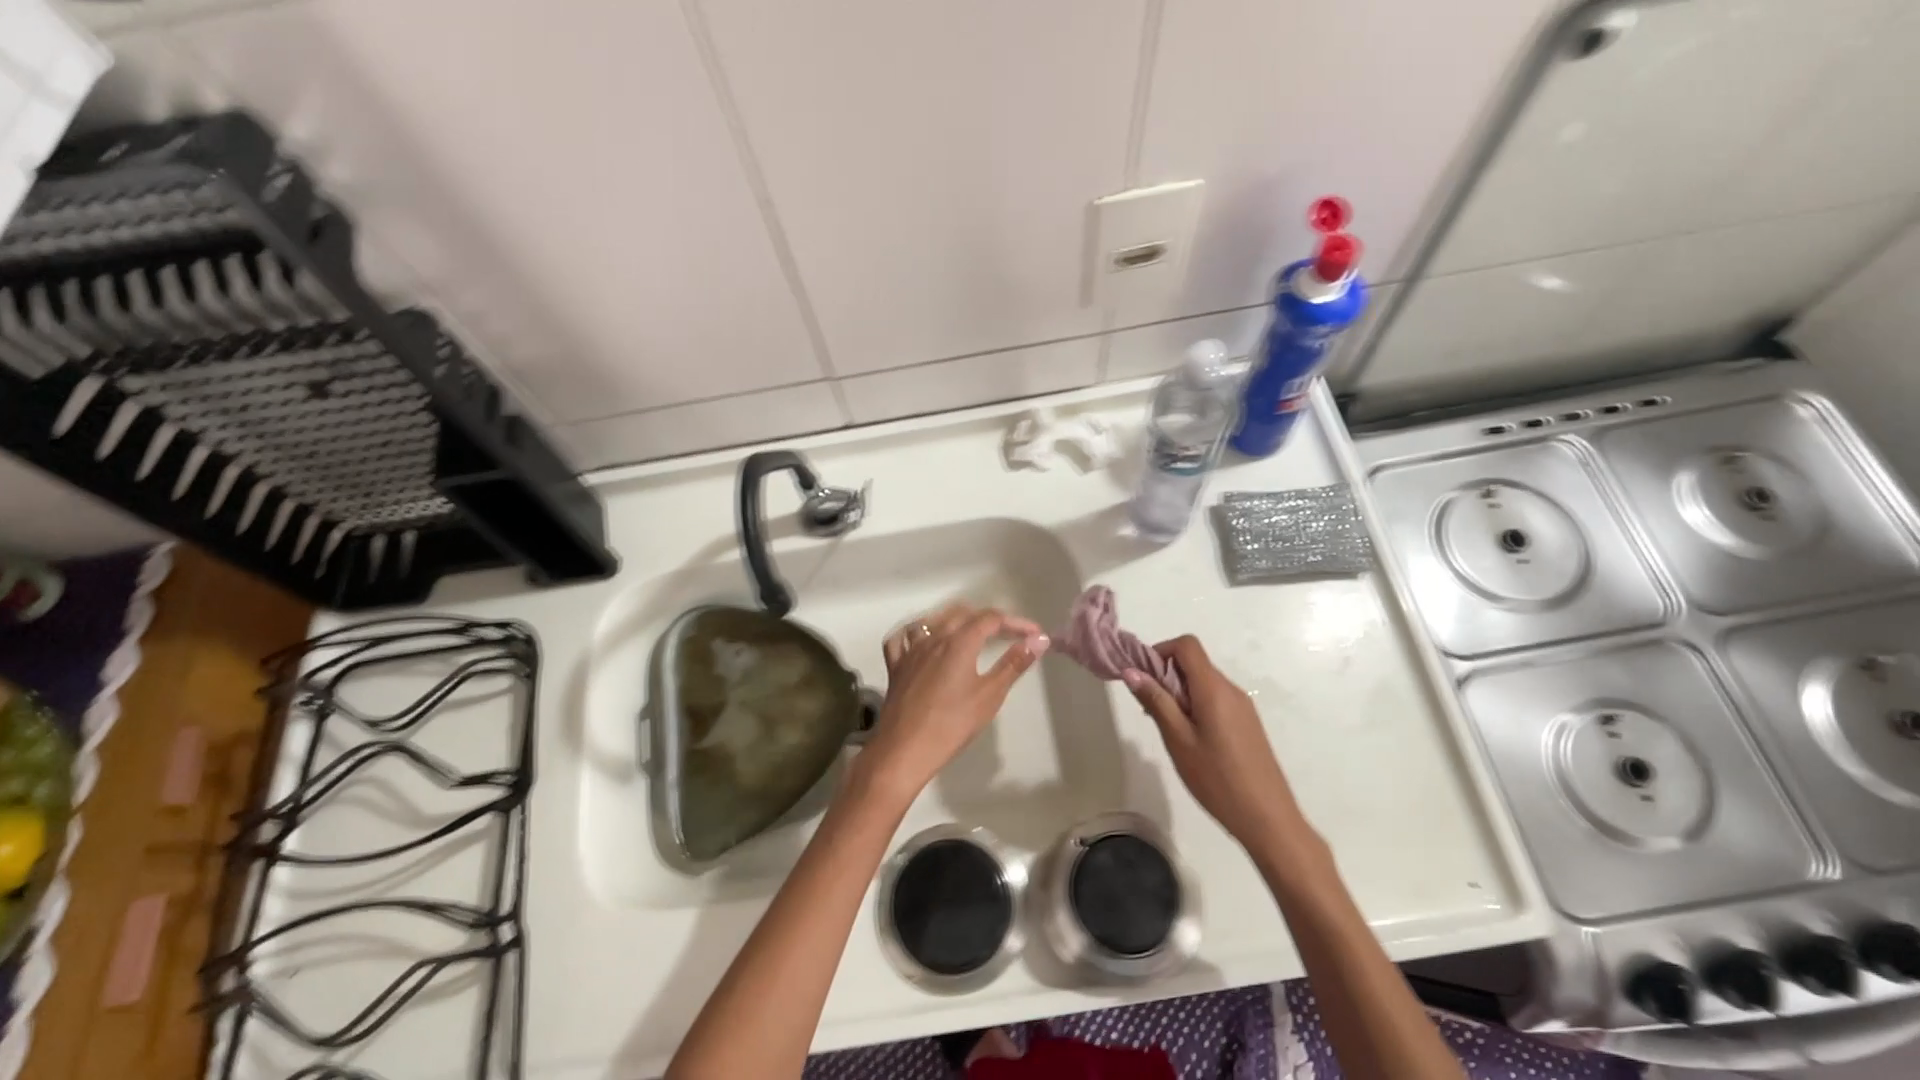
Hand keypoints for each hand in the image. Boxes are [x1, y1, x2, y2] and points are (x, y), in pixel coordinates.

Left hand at [855, 603, 1049, 801]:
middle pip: (962, 614)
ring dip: (955, 618)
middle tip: (1008, 633)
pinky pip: (903, 638)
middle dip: (988, 618)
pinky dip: (916, 632)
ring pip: (932, 620)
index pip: (991, 619)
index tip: (1034, 634)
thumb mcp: (990, 695)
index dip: (1015, 622)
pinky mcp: (896, 666)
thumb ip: (1014, 663)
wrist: (905, 749)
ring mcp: (911, 650)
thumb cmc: (952, 724)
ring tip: (971, 629)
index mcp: (959, 642)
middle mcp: (934, 638)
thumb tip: (1039, 640)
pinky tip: (923, 639)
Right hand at [1123, 636, 1307, 846]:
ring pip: (1203, 683)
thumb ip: (1156, 702)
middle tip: (1149, 712)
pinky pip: (1215, 701)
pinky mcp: (1247, 724)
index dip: (1159, 652)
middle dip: (1165, 677)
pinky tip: (1190, 742)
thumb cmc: (1216, 779)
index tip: (1141, 679)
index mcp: (1214, 689)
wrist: (1267, 817)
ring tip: (1169, 732)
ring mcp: (1242, 707)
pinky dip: (1195, 707)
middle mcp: (1231, 690)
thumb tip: (1131, 671)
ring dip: (1179, 694)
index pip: (1186, 645)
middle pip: (1194, 663)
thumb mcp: (1178, 740)